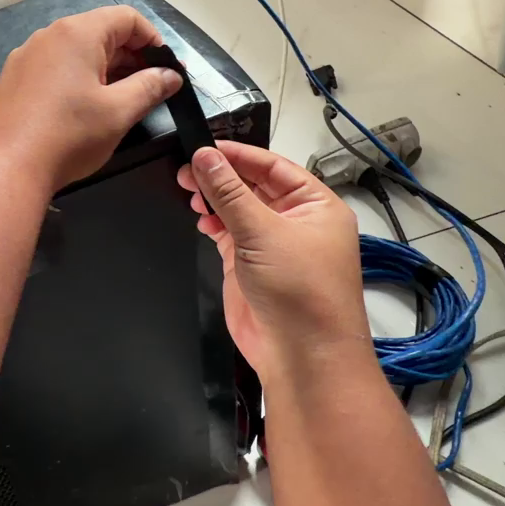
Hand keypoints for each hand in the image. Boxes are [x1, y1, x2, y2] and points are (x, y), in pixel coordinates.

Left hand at [0, 6, 183, 191]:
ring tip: (124, 98)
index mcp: (76, 33)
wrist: (7, 165)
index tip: (166, 68)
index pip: (126, 17)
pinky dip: (78, 76)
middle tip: (152, 87)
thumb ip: (150, 87)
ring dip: (106, 67)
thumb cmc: (69, 134)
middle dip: (131, 55)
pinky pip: (55, 65)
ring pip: (77, 49)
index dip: (153, 39)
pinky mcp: (15, 76)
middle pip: (100, 30)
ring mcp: (27, 55)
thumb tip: (171, 75)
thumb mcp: (119, 111)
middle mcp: (49, 35)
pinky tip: (86, 105)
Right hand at [177, 142, 371, 382]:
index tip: (204, 146)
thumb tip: (205, 156)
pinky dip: (212, 221)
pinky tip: (199, 217)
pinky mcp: (251, 264)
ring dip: (213, 198)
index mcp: (316, 206)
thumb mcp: (261, 232)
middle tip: (188, 169)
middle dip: (221, 176)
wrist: (303, 359)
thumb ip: (227, 191)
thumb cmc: (303, 295)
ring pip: (238, 206)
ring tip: (189, 191)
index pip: (273, 166)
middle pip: (253, 184)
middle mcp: (296, 221)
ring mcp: (273, 243)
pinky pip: (228, 231)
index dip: (238, 154)